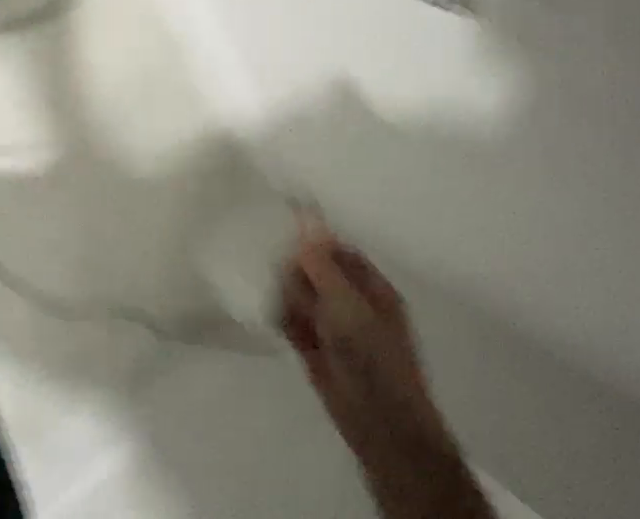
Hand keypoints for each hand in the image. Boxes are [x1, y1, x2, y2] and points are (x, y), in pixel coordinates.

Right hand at [280, 216, 451, 461]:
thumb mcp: (347, 305)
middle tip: (271, 267)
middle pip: (313, 270)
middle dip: (292, 267)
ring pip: (298, 294)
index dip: (311, 238)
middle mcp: (351, 303)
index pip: (336, 250)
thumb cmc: (372, 357)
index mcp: (371, 288)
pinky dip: (276, 313)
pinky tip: (262, 309)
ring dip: (282, 290)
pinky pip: (289, 318)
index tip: (277, 224)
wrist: (377, 420)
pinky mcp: (312, 345)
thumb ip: (323, 265)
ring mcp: (332, 326)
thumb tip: (307, 220)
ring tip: (264, 290)